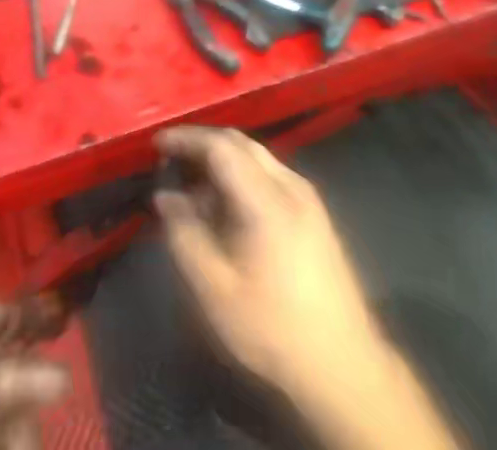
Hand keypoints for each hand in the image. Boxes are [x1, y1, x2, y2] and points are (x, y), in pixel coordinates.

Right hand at [153, 127, 388, 397]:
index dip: (188, 139)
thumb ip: (186, 236)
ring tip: (189, 186)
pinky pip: (271, 177)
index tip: (156, 143)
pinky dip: (242, 178)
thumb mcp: (215, 289)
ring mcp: (308, 198)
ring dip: (223, 162)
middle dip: (204, 145)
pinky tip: (223, 206)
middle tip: (168, 161)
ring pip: (259, 159)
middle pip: (244, 145)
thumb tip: (165, 196)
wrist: (340, 358)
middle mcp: (292, 186)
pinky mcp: (314, 213)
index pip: (223, 147)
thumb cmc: (271, 327)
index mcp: (268, 199)